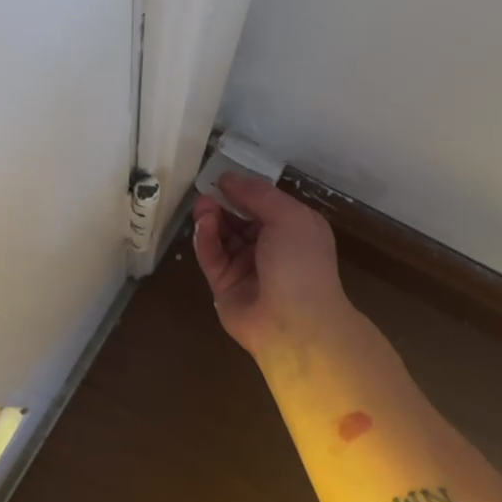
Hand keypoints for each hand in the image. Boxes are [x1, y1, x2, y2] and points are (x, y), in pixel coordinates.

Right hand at [192, 173, 350, 360]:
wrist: (293, 322)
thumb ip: (257, 195)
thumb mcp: (288, 217)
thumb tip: (229, 179)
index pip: (263, 204)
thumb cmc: (300, 263)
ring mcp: (245, 268)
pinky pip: (212, 258)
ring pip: (222, 238)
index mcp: (292, 229)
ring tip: (201, 208)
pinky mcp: (224, 286)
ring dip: (212, 221)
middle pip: (239, 220)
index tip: (221, 179)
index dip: (243, 191)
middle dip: (224, 205)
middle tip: (205, 194)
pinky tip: (202, 227)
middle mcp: (269, 247)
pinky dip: (205, 242)